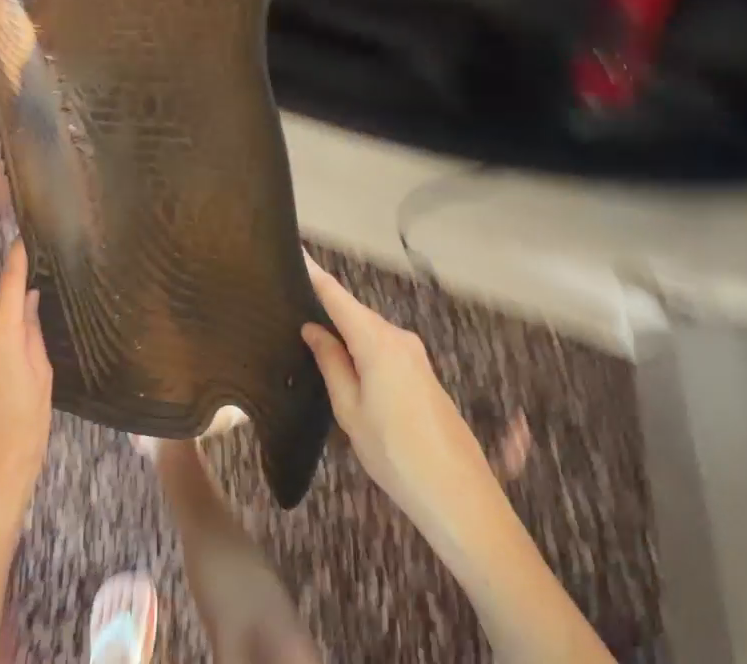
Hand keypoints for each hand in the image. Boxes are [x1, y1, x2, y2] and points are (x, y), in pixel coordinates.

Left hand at [0, 239, 53, 509]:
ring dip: (9, 320)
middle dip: (18, 297)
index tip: (22, 238)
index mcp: (2, 335)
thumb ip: (33, 331)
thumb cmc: (30, 419)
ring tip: (32, 339)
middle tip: (43, 293)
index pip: (10, 286)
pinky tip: (14, 354)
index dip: (16, 260)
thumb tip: (30, 301)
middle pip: (1, 303)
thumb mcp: (42, 372)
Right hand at [298, 252, 502, 538]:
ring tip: (305, 330)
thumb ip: (330, 362)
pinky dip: (357, 346)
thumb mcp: (349, 409)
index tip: (294, 250)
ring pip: (367, 332)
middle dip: (323, 304)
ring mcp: (415, 357)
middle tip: (287, 299)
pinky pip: (381, 348)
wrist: (459, 496)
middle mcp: (399, 339)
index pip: (337, 296)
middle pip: (353, 312)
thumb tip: (314, 329)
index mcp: (378, 342)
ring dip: (340, 329)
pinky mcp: (422, 375)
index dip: (314, 273)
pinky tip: (339, 360)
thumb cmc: (395, 453)